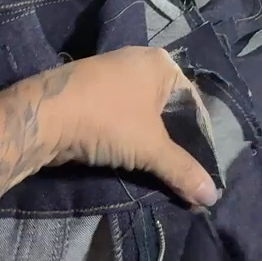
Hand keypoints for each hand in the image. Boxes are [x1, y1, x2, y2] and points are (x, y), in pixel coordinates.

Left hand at [24, 46, 218, 207]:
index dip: (200, 139)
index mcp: (161, 64)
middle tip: (186, 180)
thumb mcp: (151, 148)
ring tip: (164, 178)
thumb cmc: (108, 119)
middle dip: (176, 146)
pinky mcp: (94, 95)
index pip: (193, 103)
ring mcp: (114, 78)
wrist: (46, 116)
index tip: (203, 173)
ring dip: (153, 147)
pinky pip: (124, 120)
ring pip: (145, 118)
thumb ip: (183, 170)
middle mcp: (140, 64)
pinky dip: (131, 141)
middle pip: (169, 111)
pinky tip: (135, 165)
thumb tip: (214, 196)